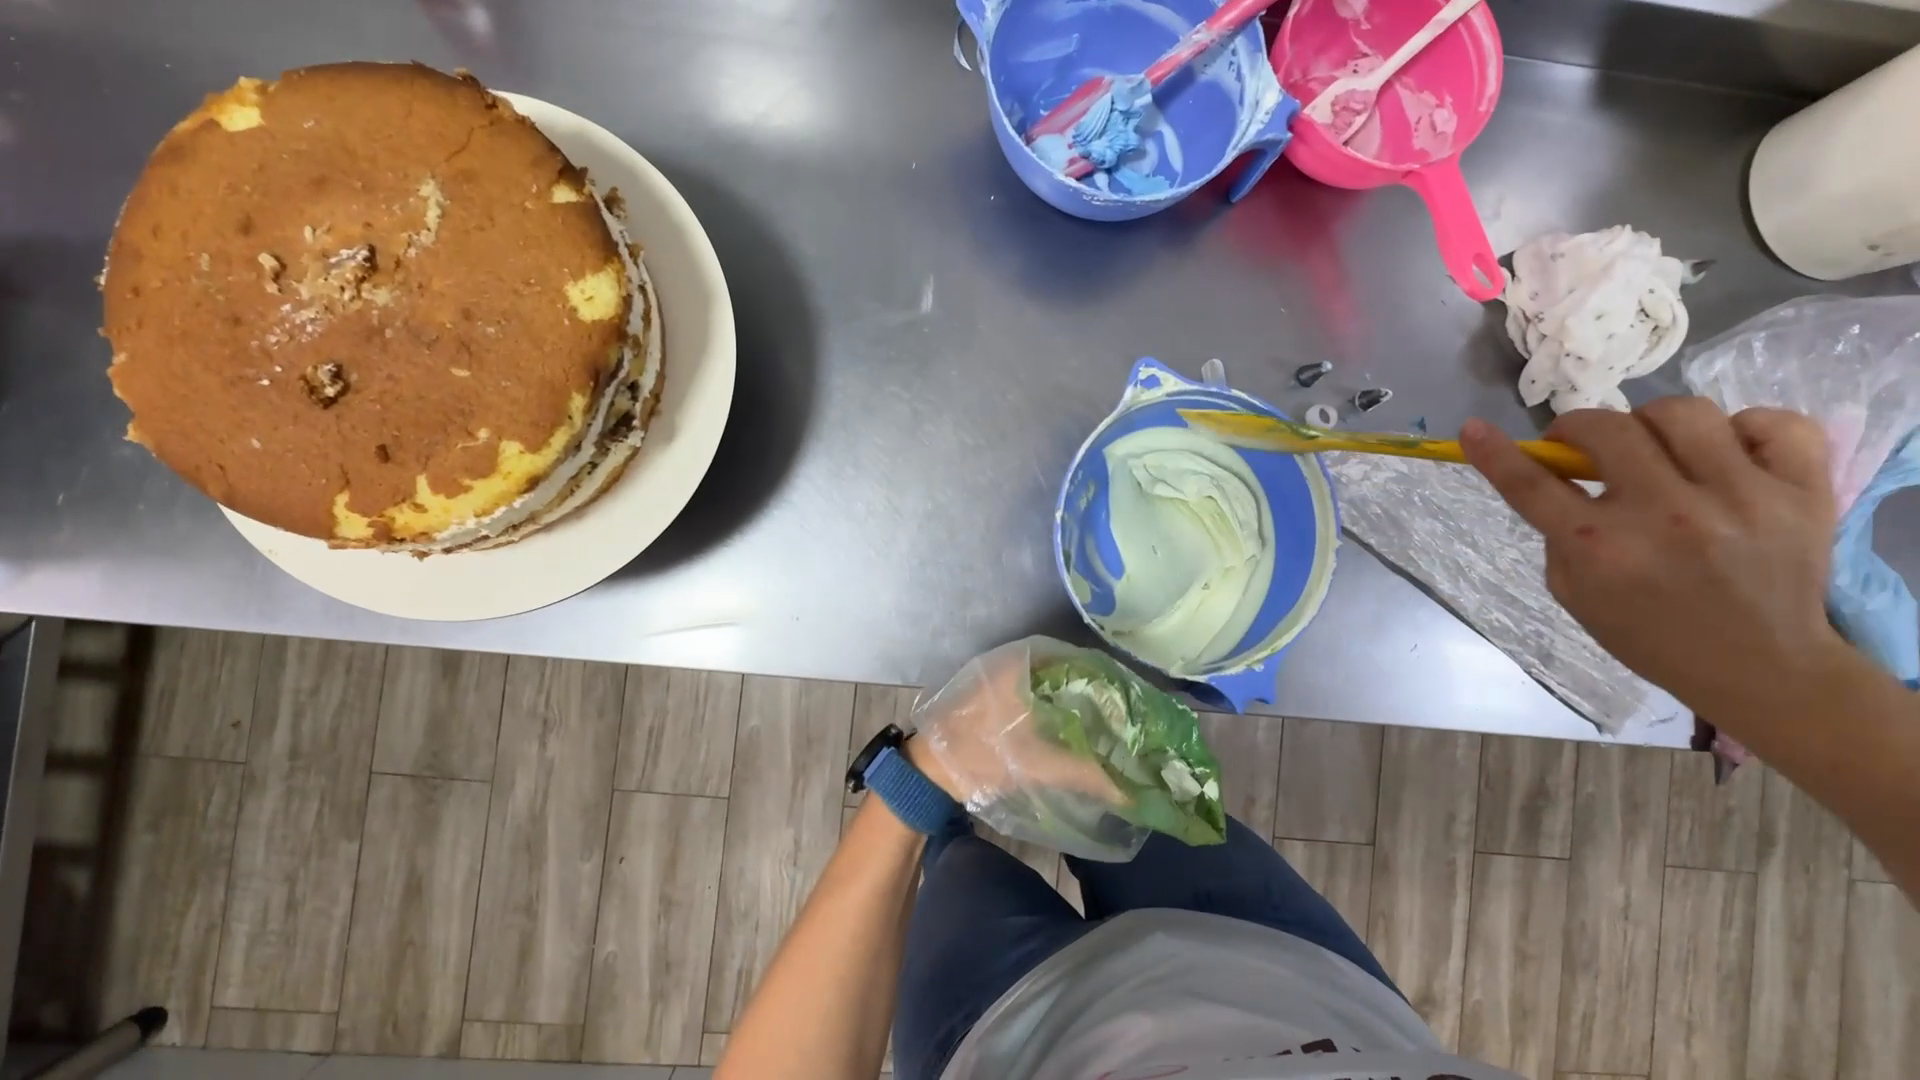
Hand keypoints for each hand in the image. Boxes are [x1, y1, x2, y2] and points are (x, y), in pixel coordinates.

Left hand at [910, 638, 1122, 807]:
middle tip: (1116, 712)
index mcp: (1020, 665)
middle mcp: (1009, 661)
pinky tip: (1066, 726)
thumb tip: (1127, 793)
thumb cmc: (980, 756)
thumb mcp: (1036, 766)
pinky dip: (1050, 704)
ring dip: (1069, 697)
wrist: (928, 771)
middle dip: (1089, 690)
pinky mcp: (990, 694)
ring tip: (1098, 720)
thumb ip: (1084, 774)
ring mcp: (997, 675)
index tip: (1123, 696)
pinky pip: (1030, 691)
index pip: (1074, 659)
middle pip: (1062, 669)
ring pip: (1046, 681)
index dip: (1101, 676)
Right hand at [1460, 399, 1848, 719]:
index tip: (1473, 429)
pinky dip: (1744, 428)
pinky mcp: (1803, 492)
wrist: (1761, 666)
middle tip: (1578, 444)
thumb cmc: (1649, 634)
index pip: (1531, 484)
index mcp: (1601, 548)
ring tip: (1656, 450)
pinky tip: (1727, 454)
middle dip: (1577, 427)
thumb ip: (1562, 533)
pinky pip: (1775, 424)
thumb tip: (1561, 476)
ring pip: (1683, 413)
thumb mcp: (1577, 593)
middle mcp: (1666, 515)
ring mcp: (1741, 498)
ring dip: (1652, 424)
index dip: (1495, 453)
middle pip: (1606, 429)